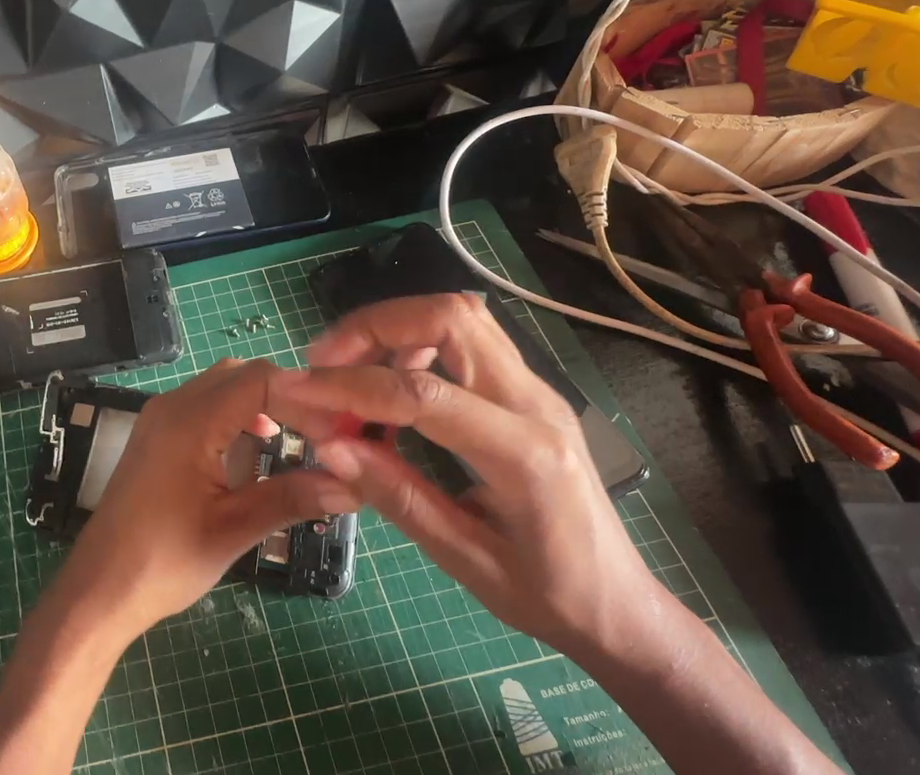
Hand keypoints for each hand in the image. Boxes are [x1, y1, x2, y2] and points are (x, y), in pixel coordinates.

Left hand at [59, 359, 357, 639]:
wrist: (100, 588)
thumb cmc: (163, 561)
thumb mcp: (233, 530)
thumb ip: (291, 498)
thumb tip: (351, 487)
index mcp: (190, 421)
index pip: (259, 379)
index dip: (304, 399)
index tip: (336, 432)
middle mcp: (172, 407)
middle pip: (241, 374)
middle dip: (287, 397)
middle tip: (324, 433)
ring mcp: (160, 419)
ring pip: (222, 387)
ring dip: (262, 404)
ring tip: (299, 440)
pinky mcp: (157, 437)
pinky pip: (204, 406)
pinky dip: (237, 416)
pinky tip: (256, 451)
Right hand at [274, 295, 676, 658]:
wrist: (620, 604)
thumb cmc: (549, 596)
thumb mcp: (465, 561)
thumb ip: (397, 496)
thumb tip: (329, 446)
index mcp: (524, 454)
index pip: (423, 392)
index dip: (351, 386)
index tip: (298, 391)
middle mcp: (536, 403)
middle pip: (451, 317)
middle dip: (373, 326)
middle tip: (321, 361)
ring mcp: (536, 389)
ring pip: (460, 314)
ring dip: (393, 324)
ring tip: (347, 364)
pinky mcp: (527, 389)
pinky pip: (468, 337)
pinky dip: (415, 337)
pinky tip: (388, 376)